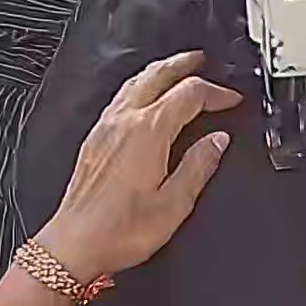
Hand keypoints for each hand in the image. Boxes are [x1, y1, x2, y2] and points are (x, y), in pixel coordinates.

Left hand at [34, 50, 242, 282]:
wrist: (75, 244)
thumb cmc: (120, 230)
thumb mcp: (174, 203)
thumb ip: (199, 166)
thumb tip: (217, 141)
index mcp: (148, 133)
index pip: (189, 95)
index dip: (215, 93)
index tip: (231, 100)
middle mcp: (124, 123)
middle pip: (157, 76)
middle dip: (183, 65)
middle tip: (201, 61)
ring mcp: (105, 129)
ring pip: (135, 83)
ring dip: (160, 72)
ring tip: (176, 71)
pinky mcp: (94, 141)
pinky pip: (121, 99)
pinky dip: (141, 88)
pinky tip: (144, 99)